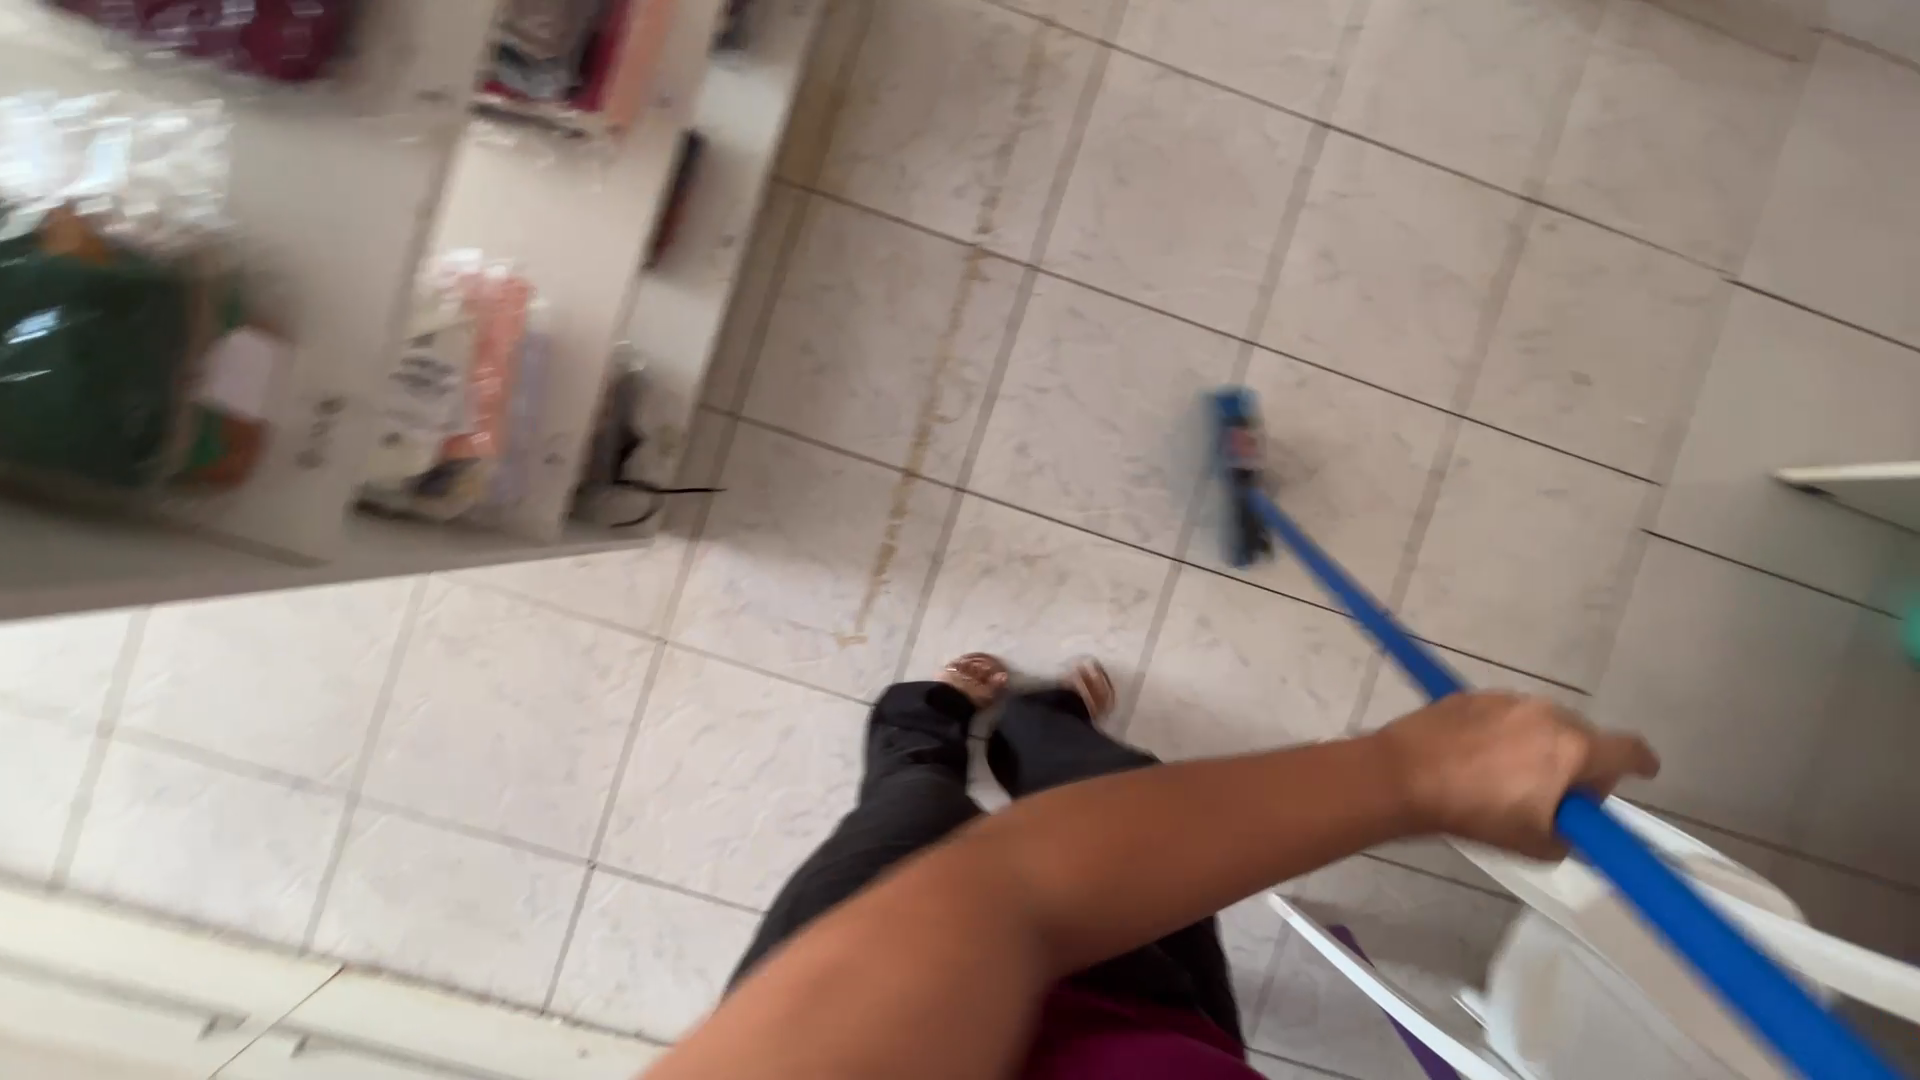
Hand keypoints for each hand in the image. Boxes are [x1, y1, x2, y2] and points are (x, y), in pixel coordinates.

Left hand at [1375, 692, 1659, 859]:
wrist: (1401, 776)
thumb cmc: (1473, 811)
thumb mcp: (1537, 842)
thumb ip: (1571, 836)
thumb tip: (1570, 828)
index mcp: (1574, 748)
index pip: (1630, 750)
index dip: (1640, 764)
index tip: (1641, 773)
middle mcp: (1544, 714)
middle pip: (1583, 736)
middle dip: (1579, 761)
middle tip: (1554, 791)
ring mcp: (1502, 699)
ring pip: (1539, 722)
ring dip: (1538, 743)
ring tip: (1508, 773)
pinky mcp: (1466, 695)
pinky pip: (1501, 713)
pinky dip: (1501, 731)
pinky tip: (1477, 755)